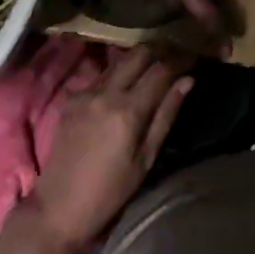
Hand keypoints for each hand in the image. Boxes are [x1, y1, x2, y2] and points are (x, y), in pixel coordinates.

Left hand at [27, 46, 192, 247]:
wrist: (60, 203)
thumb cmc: (111, 192)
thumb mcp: (146, 159)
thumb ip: (165, 116)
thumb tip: (187, 81)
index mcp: (126, 110)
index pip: (159, 71)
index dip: (180, 60)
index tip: (195, 56)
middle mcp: (104, 92)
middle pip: (137, 54)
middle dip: (159, 49)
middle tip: (177, 53)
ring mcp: (85, 91)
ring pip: (117, 61)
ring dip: (139, 58)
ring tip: (157, 63)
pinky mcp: (72, 97)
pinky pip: (100, 76)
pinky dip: (118, 72)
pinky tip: (128, 81)